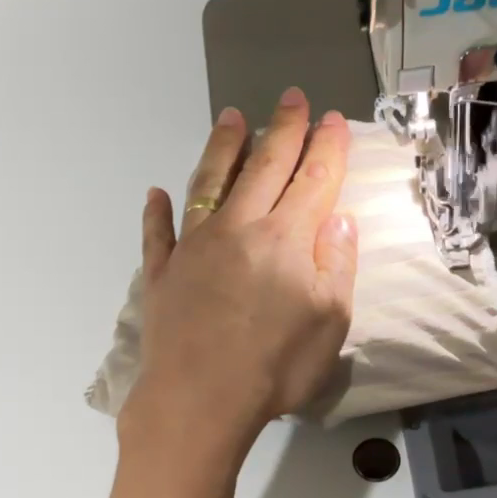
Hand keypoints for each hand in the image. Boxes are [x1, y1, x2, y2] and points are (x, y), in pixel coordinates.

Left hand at [120, 88, 359, 465]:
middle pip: (264, 166)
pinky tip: (157, 195)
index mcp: (287, 239)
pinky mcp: (161, 273)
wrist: (201, 399)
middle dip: (283, 129)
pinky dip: (158, 212)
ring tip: (232, 118)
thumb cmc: (276, 368)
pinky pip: (159, 233)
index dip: (327, 148)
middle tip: (292, 97)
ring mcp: (195, 247)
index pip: (314, 180)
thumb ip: (337, 266)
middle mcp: (240, 228)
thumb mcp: (330, 324)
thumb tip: (339, 220)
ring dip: (224, 148)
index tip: (334, 120)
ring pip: (210, 183)